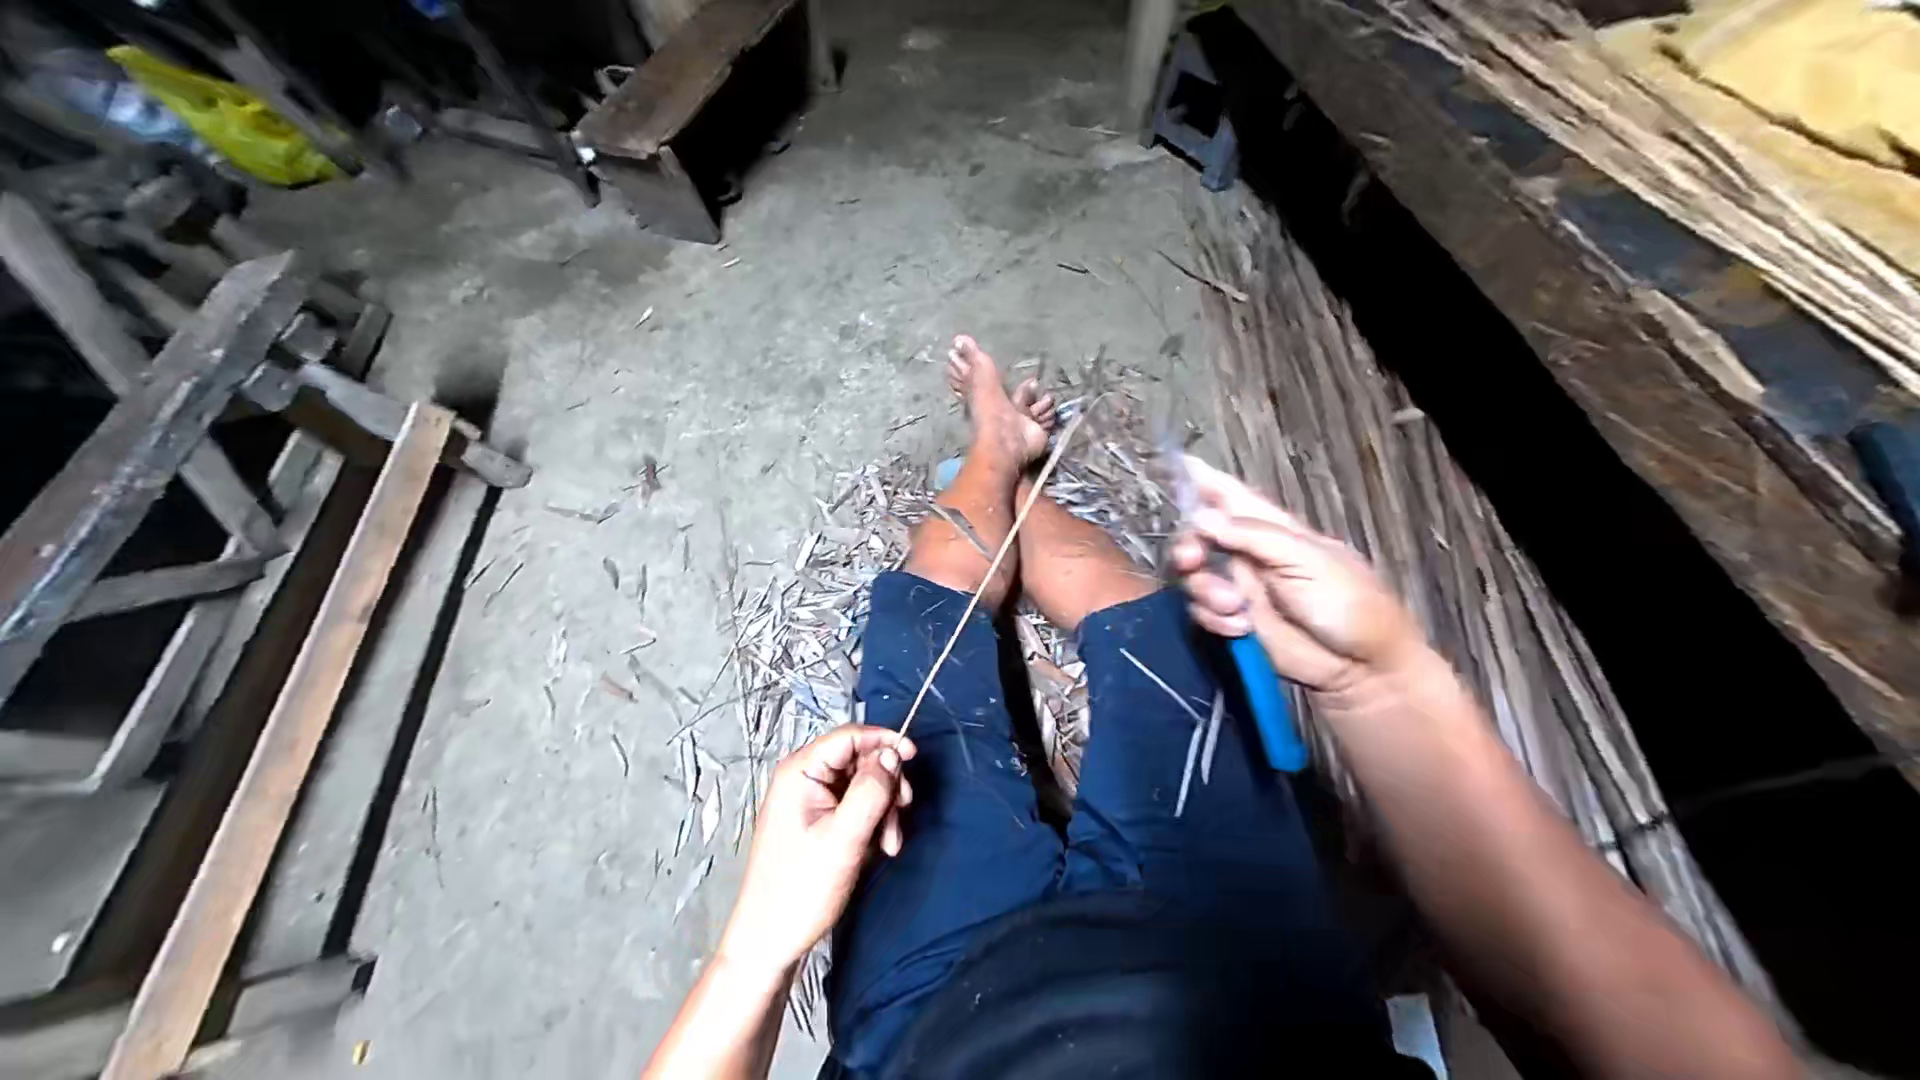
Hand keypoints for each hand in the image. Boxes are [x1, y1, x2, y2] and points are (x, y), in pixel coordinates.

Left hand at [717, 725, 916, 974]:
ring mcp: (810, 798)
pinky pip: (855, 804)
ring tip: (891, 843)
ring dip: (884, 808)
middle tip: (903, 812)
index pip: (850, 736)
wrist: (769, 942)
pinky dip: (874, 821)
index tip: (915, 757)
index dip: (885, 741)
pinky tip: (882, 847)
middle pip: (860, 759)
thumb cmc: (801, 889)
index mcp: (800, 771)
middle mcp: (804, 777)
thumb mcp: (843, 838)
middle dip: (886, 784)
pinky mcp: (817, 818)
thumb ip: (870, 791)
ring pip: (863, 783)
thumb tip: (892, 755)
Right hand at [1171, 456, 1425, 694]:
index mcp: (1271, 529)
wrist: (1359, 667)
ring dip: (1205, 591)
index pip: (1230, 495)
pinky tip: (1240, 628)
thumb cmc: (1348, 602)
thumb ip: (1254, 536)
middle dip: (1187, 546)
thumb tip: (1202, 518)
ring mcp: (1236, 587)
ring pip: (1192, 576)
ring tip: (1234, 608)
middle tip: (1191, 560)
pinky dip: (1213, 618)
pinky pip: (1199, 611)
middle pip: (1197, 536)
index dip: (1202, 479)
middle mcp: (1246, 553)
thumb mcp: (1308, 560)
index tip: (1175, 467)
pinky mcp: (1229, 620)